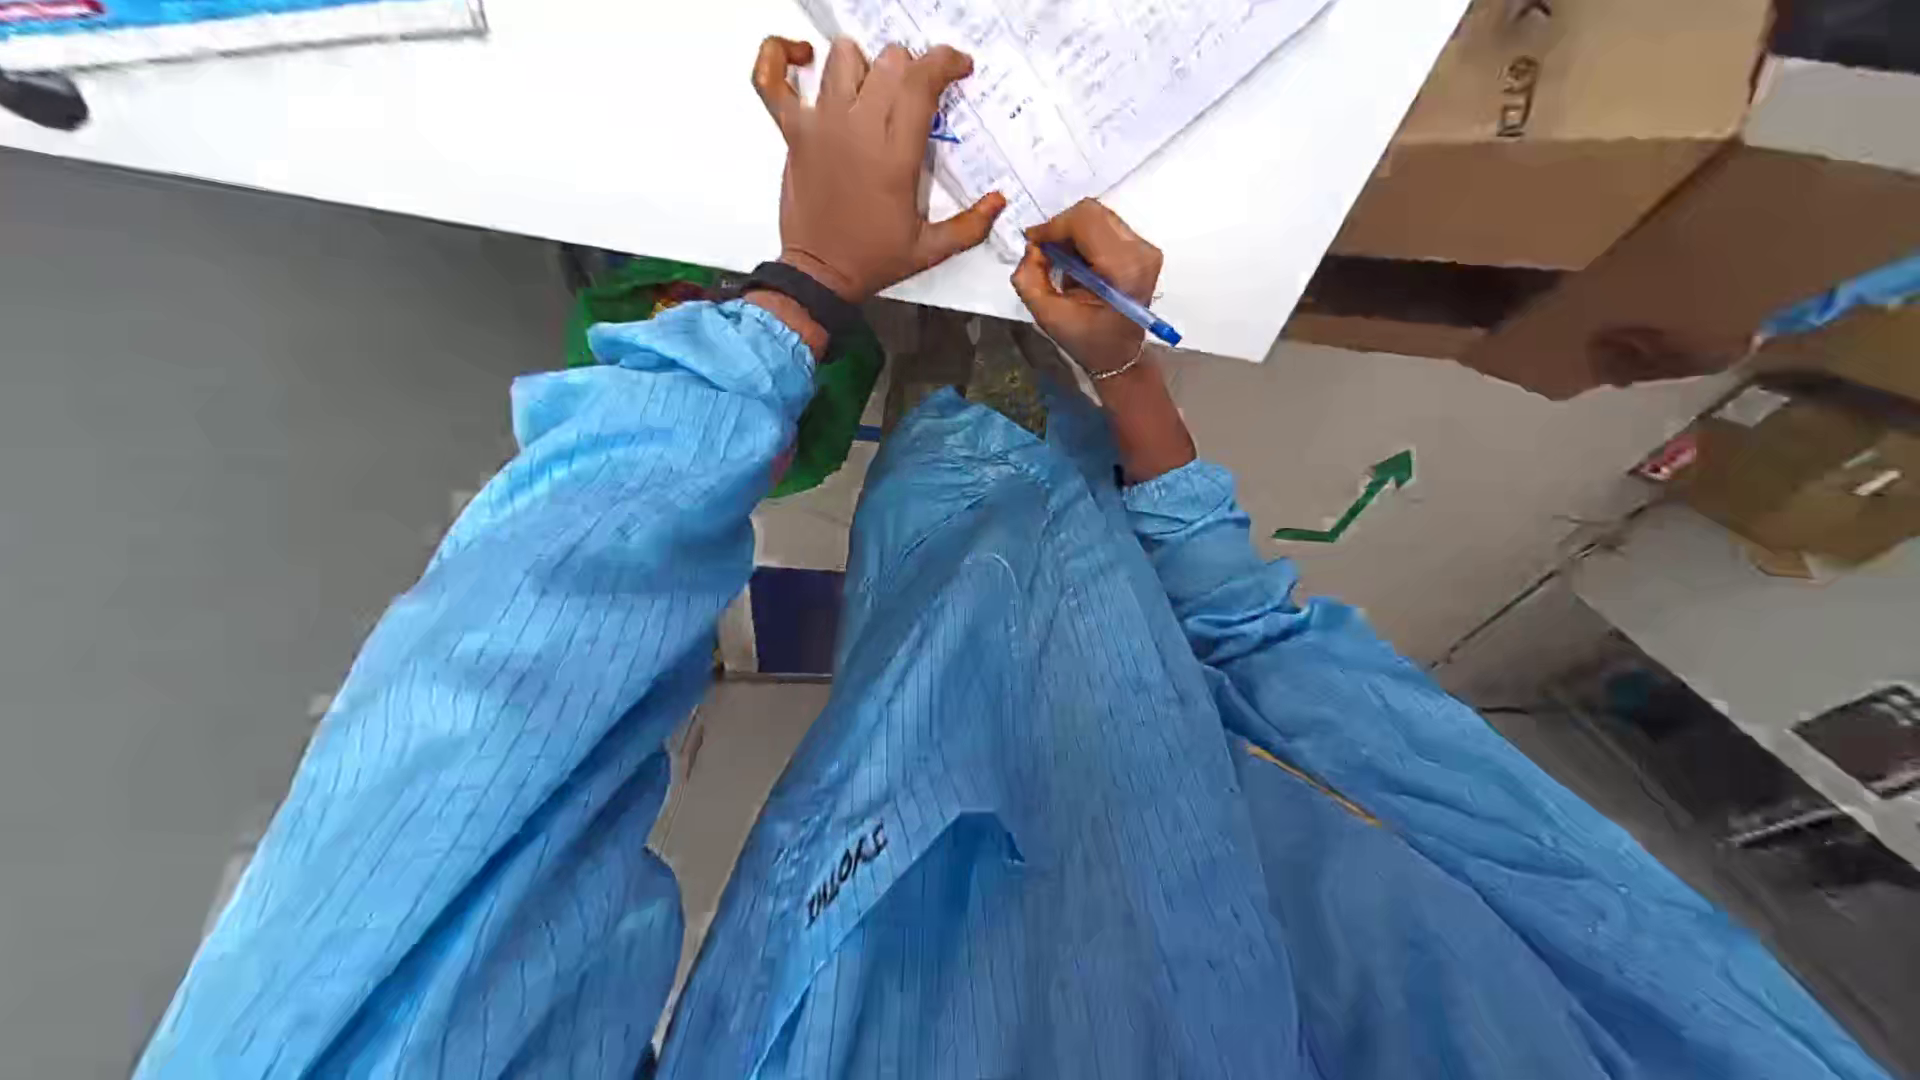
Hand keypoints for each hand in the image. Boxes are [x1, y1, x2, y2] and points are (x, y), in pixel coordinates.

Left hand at [752, 36, 1006, 301]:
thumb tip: (999, 201)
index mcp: (894, 155)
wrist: (821, 274)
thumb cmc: (874, 260)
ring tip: (871, 91)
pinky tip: (801, 60)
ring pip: (842, 57)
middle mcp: (857, 129)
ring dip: (863, 66)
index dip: (946, 62)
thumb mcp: (929, 250)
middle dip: (910, 70)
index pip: (922, 80)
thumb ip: (969, 226)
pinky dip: (779, 57)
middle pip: (888, 62)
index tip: (958, 68)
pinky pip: (770, 77)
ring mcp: (820, 125)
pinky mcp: (792, 132)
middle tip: (915, 97)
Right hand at [1010, 199, 1162, 374]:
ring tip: (1061, 262)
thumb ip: (1030, 279)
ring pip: (1099, 217)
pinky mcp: (1143, 249)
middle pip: (1093, 213)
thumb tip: (1032, 248)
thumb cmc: (1087, 341)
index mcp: (1122, 269)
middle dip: (1061, 228)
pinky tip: (1077, 264)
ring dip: (1072, 234)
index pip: (1084, 221)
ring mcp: (1146, 248)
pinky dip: (1084, 239)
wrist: (1120, 356)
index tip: (1032, 243)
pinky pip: (1106, 227)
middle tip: (1044, 253)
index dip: (1052, 226)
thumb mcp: (1049, 316)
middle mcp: (1140, 252)